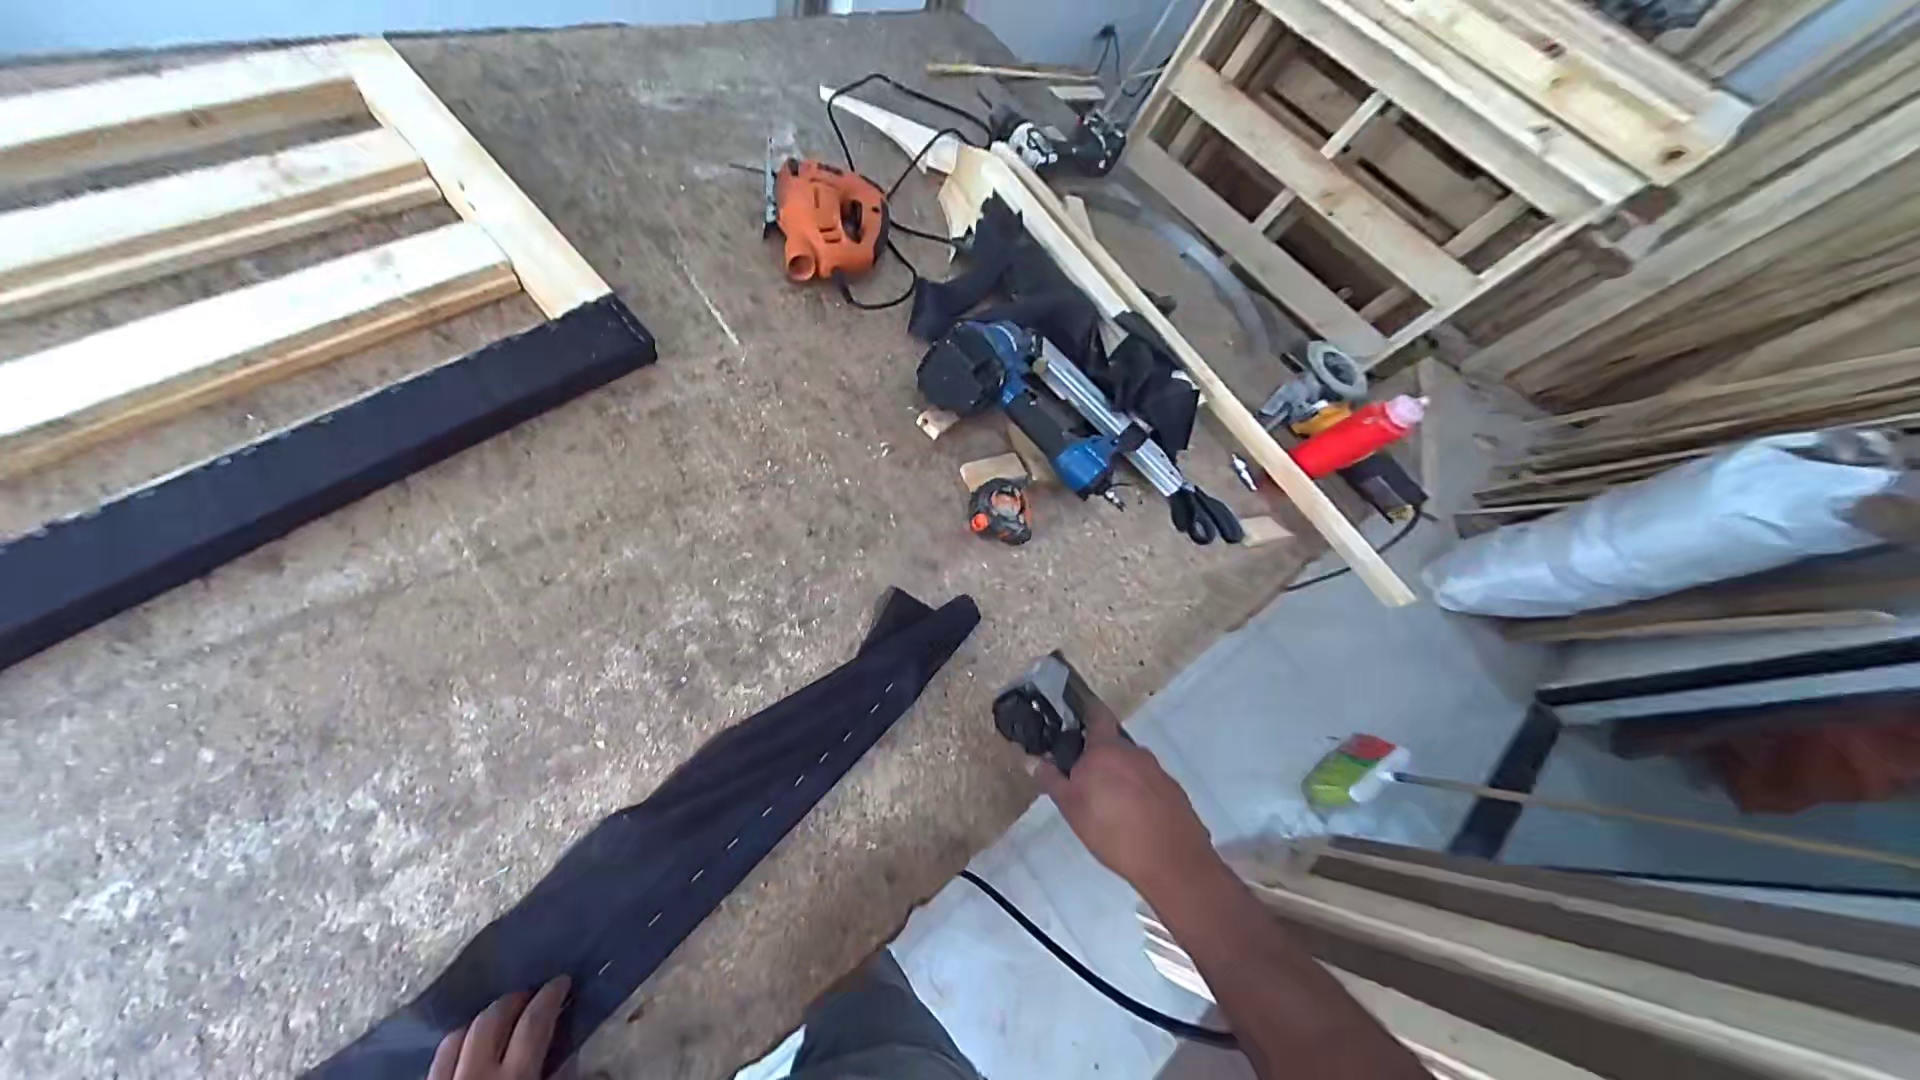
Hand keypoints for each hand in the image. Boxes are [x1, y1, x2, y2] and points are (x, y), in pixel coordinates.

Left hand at [428, 976, 569, 1079]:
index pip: (534, 1021)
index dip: (551, 994)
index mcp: (514, 1078)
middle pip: (491, 1019)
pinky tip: (469, 1047)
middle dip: (513, 999)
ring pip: (456, 1037)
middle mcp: (474, 1076)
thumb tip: (570, 1047)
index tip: (562, 981)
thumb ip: (561, 1074)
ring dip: (479, 1020)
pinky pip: (435, 1062)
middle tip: (532, 994)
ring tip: (499, 1017)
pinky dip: (456, 1045)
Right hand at [1033, 711, 1218, 897]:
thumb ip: (1052, 781)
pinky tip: (1133, 821)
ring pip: (1131, 767)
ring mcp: (1158, 772)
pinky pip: (1149, 786)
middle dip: (1098, 759)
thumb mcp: (1072, 807)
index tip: (1076, 716)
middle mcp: (1135, 752)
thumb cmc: (1112, 830)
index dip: (1086, 712)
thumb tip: (1035, 762)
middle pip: (1112, 746)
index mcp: (1107, 749)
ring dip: (1119, 779)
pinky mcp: (1174, 792)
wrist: (1172, 862)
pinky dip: (1138, 796)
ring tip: (1108, 808)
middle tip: (1084, 783)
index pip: (1096, 715)